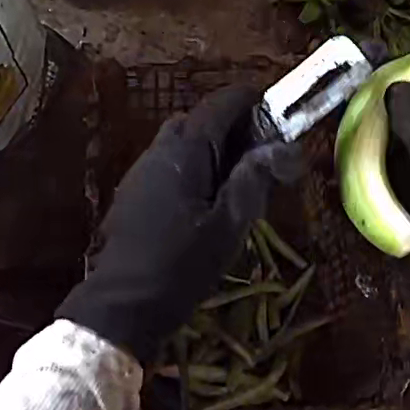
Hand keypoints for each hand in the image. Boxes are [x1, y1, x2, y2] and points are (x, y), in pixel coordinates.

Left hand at [58, 86, 300, 361]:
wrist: (120, 307)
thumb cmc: (180, 266)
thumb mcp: (229, 225)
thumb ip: (256, 179)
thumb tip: (288, 146)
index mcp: (186, 150)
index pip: (224, 102)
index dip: (257, 103)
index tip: (283, 121)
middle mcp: (161, 148)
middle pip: (206, 118)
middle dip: (240, 129)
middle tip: (268, 159)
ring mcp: (144, 169)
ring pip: (189, 140)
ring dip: (220, 149)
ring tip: (245, 182)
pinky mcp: (137, 190)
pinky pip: (174, 162)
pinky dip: (200, 167)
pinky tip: (212, 202)